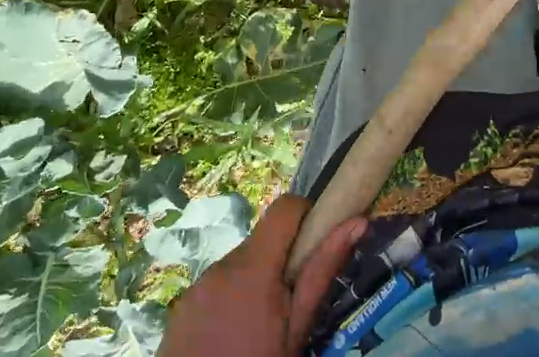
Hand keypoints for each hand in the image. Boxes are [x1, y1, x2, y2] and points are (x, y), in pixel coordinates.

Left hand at [158, 196, 365, 356]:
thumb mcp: (298, 327)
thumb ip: (323, 270)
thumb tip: (358, 221)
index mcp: (252, 267)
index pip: (284, 207)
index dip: (305, 214)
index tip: (315, 242)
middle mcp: (219, 267)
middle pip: (262, 238)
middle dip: (282, 256)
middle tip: (291, 298)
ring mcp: (195, 287)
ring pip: (240, 261)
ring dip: (256, 276)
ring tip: (261, 321)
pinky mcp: (180, 307)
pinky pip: (216, 284)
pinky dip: (231, 295)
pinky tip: (233, 332)